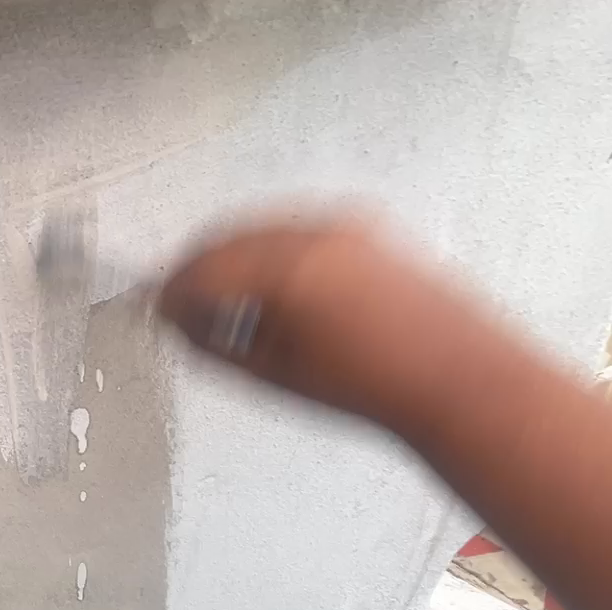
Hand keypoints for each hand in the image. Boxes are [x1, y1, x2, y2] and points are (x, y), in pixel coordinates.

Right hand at [157, 220, 481, 426]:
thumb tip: (176, 317)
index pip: (200, 269)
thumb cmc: (358, 385)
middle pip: (224, 237)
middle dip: (193, 268)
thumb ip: (208, 340)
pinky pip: (290, 227)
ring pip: (256, 228)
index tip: (154, 311)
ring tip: (217, 301)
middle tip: (176, 305)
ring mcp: (343, 223)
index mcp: (284, 270)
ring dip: (226, 257)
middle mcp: (312, 232)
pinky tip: (260, 288)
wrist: (456, 378)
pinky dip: (260, 250)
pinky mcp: (365, 227)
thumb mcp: (265, 372)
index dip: (168, 291)